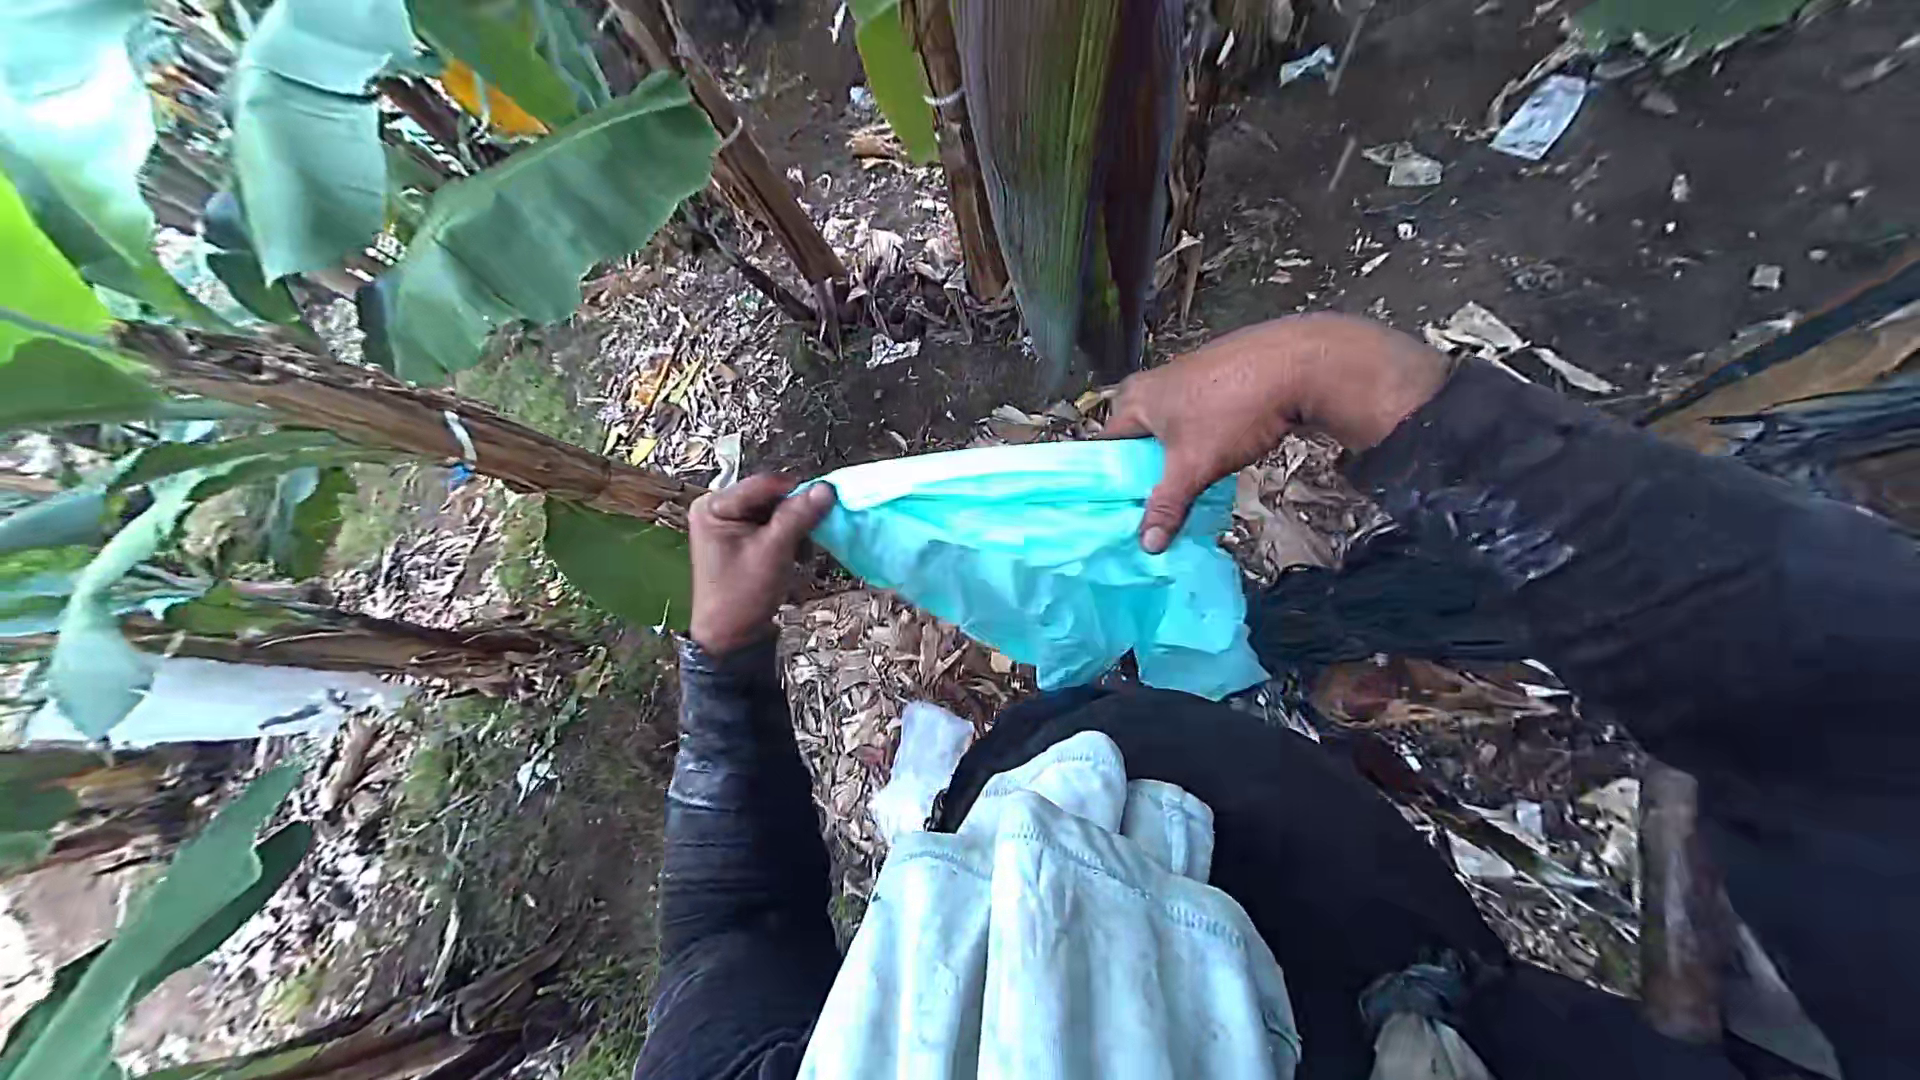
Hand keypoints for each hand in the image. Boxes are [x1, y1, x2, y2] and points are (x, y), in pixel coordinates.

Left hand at [688, 474, 836, 654]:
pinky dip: (788, 535)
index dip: (796, 492)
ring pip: (775, 510)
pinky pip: (772, 524)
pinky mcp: (741, 537)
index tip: (826, 502)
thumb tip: (827, 489)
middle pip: (770, 496)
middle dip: (794, 513)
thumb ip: (799, 517)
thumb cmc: (743, 595)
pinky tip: (794, 552)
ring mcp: (729, 523)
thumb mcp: (774, 551)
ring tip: (801, 549)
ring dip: (794, 526)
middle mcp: (718, 508)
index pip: (764, 484)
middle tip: (811, 534)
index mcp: (714, 506)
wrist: (731, 637)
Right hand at [1103, 313, 1449, 551]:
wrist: (1303, 363)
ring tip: (1182, 487)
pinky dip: (1195, 442)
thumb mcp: (1194, 465)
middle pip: (1134, 442)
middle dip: (1141, 474)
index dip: (1106, 481)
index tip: (1113, 509)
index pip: (1102, 448)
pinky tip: (1212, 458)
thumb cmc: (1234, 407)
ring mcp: (1184, 379)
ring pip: (1165, 433)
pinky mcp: (1214, 380)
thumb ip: (1167, 505)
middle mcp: (1151, 385)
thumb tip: (1148, 545)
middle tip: (1148, 506)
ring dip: (1171, 460)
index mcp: (1132, 400)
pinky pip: (1191, 421)